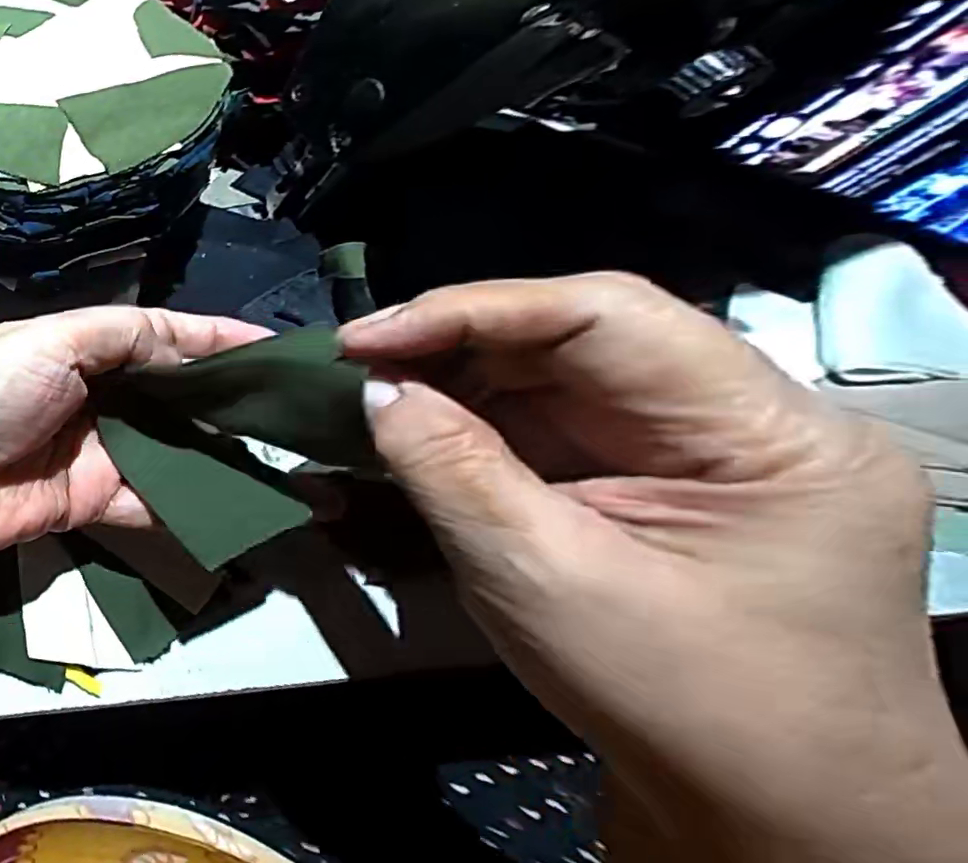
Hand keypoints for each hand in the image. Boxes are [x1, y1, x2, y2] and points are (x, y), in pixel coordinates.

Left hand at [0, 307, 268, 575]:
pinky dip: (195, 503)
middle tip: (292, 410)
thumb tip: (191, 344)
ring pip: (173, 447)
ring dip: (223, 454)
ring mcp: (99, 449)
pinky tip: (246, 505)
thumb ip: (124, 336)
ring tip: (287, 461)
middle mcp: (97, 393)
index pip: (163, 336)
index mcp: (83, 346)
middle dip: (228, 400)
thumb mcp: (51, 341)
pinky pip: (155, 499)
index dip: (215, 339)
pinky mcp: (96, 499)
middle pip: (174, 394)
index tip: (274, 347)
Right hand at [341, 273, 965, 860]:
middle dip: (451, 338)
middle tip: (356, 358)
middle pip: (572, 332)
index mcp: (765, 434)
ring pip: (544, 365)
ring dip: (448, 370)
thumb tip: (373, 386)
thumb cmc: (675, 700)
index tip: (366, 339)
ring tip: (370, 383)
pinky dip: (461, 408)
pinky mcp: (631, 465)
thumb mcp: (542, 576)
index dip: (471, 310)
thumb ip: (449, 466)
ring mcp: (679, 439)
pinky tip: (410, 414)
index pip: (605, 315)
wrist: (757, 811)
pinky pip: (535, 410)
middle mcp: (730, 414)